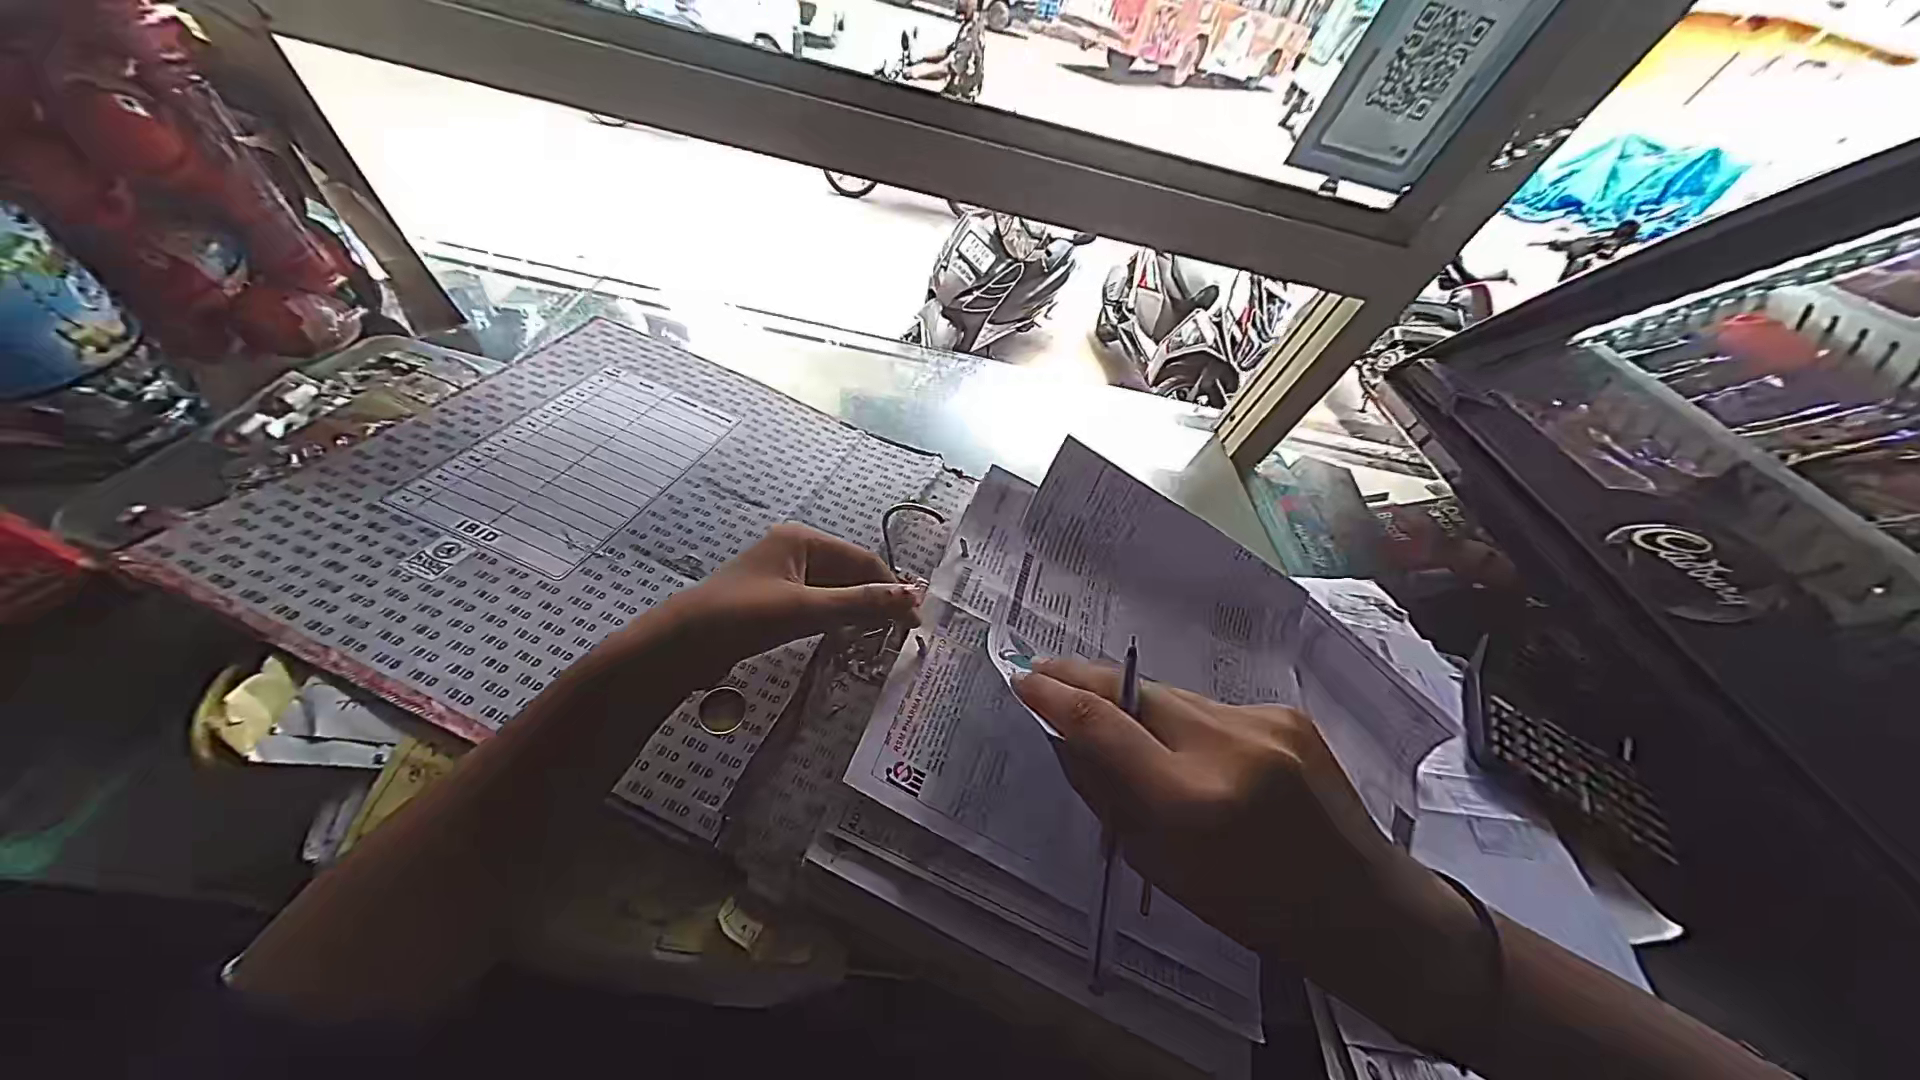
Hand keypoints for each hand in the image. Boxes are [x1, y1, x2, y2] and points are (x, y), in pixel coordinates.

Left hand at [654, 524, 920, 670]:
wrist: (679, 646)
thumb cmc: (742, 617)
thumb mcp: (805, 609)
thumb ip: (860, 603)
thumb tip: (912, 598)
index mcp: (802, 539)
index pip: (862, 560)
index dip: (891, 588)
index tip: (914, 619)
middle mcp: (796, 550)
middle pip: (850, 574)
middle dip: (875, 601)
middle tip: (901, 633)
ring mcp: (784, 576)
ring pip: (836, 592)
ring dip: (858, 612)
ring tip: (882, 638)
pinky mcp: (775, 601)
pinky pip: (818, 605)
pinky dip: (837, 619)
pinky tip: (849, 637)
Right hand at [1013, 658, 1467, 966]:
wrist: (1365, 906)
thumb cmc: (1251, 906)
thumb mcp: (1161, 864)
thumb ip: (1108, 794)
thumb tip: (1065, 739)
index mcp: (1192, 801)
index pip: (1102, 727)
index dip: (1055, 696)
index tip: (1023, 678)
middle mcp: (1227, 747)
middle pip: (1134, 691)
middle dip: (1085, 679)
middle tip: (1047, 673)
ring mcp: (1262, 723)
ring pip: (1171, 695)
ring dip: (1135, 703)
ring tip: (1115, 715)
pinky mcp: (1285, 713)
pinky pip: (1209, 706)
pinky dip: (1184, 720)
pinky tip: (1191, 747)